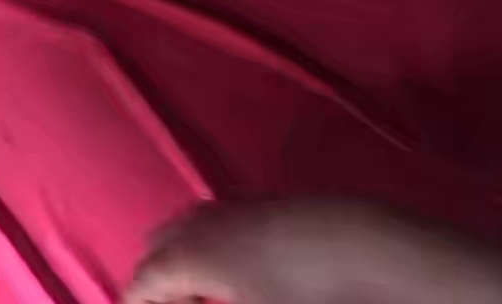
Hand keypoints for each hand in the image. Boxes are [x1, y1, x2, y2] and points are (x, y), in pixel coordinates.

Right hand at [122, 200, 501, 303]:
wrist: (355, 241)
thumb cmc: (305, 296)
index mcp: (194, 256)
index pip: (146, 281)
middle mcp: (201, 226)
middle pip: (156, 248)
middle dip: (152, 282)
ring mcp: (226, 211)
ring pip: (181, 232)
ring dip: (176, 263)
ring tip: (190, 297)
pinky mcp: (251, 208)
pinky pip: (205, 224)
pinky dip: (198, 248)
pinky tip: (225, 277)